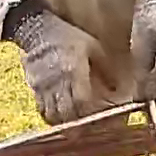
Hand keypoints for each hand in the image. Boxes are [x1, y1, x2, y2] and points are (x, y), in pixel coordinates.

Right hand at [10, 3, 105, 123]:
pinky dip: (55, 119)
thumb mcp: (94, 47)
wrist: (37, 27)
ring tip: (81, 126)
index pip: (83, 103)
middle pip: (68, 115)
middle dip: (82, 126)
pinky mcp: (34, 90)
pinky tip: (66, 119)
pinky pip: (43, 112)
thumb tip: (121, 89)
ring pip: (54, 117)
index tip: (105, 119)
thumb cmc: (70, 37)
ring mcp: (42, 87)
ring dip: (68, 125)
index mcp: (73, 70)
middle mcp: (56, 82)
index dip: (94, 115)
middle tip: (94, 128)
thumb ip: (107, 68)